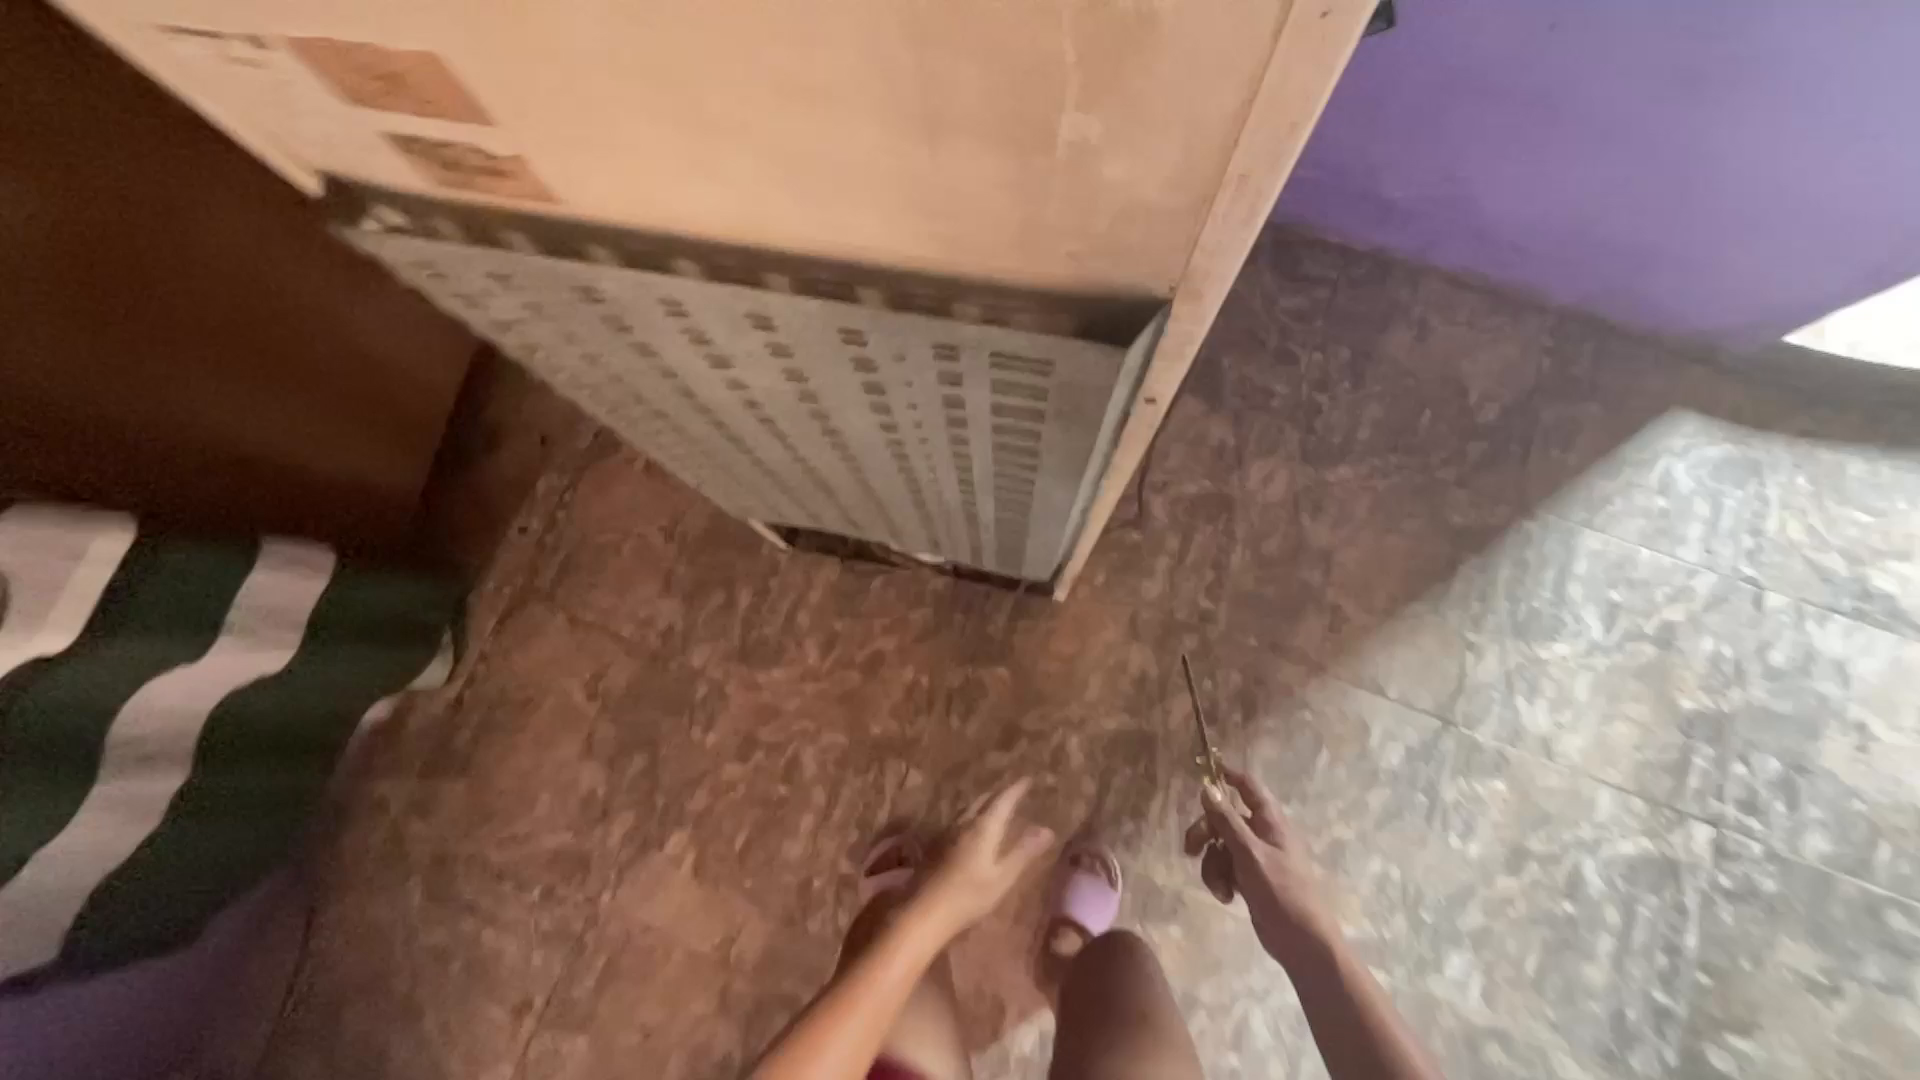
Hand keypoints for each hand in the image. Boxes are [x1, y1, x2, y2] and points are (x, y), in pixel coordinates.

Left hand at [916, 779, 1054, 934]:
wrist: (926, 910)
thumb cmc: (970, 896)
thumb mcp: (1003, 876)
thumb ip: (1024, 851)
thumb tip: (1047, 829)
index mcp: (983, 827)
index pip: (1003, 800)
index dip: (1016, 789)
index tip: (1028, 778)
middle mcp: (964, 823)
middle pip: (983, 799)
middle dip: (1000, 792)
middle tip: (1013, 789)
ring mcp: (948, 832)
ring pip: (970, 808)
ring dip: (984, 801)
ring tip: (995, 802)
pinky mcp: (937, 844)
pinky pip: (960, 819)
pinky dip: (973, 814)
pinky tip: (972, 825)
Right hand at [1184, 766, 1338, 967]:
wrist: (1302, 942)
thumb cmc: (1282, 892)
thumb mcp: (1250, 854)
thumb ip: (1227, 821)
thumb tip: (1206, 787)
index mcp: (1270, 821)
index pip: (1247, 786)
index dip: (1227, 776)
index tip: (1202, 774)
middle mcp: (1262, 834)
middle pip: (1223, 819)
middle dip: (1205, 833)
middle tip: (1190, 849)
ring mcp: (1255, 857)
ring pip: (1219, 846)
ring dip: (1212, 864)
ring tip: (1219, 887)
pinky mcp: (1249, 878)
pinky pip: (1224, 868)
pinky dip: (1220, 879)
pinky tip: (1227, 897)